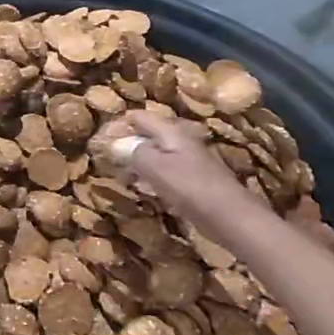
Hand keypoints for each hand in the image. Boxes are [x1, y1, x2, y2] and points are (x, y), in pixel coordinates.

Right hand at [122, 111, 257, 226]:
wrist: (230, 216)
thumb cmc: (189, 187)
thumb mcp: (155, 167)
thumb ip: (134, 152)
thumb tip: (116, 144)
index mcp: (172, 133)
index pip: (141, 117)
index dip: (122, 123)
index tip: (103, 136)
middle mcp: (182, 142)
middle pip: (150, 136)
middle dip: (130, 144)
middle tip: (109, 157)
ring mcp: (191, 162)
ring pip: (158, 155)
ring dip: (140, 163)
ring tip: (122, 174)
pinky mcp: (195, 181)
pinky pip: (167, 172)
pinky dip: (153, 177)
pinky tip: (146, 189)